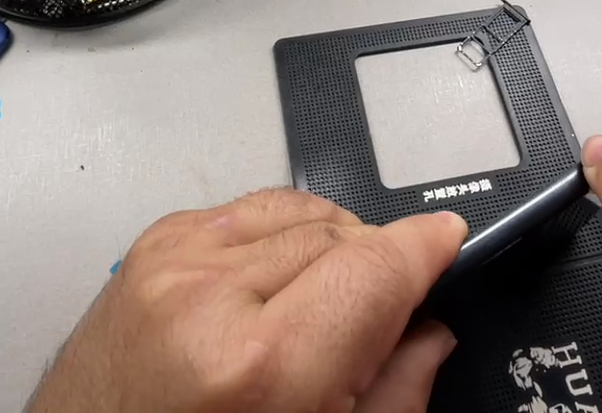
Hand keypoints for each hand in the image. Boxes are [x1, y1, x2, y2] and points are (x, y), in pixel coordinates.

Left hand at [29, 188, 466, 412]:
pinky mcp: (154, 241)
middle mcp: (213, 296)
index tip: (447, 239)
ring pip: (299, 209)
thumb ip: (393, 393)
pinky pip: (250, 207)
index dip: (424, 247)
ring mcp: (175, 259)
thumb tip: (430, 326)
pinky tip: (269, 283)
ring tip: (312, 304)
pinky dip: (278, 236)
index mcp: (261, 368)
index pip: (375, 265)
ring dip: (326, 244)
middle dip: (372, 264)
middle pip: (342, 232)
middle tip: (373, 315)